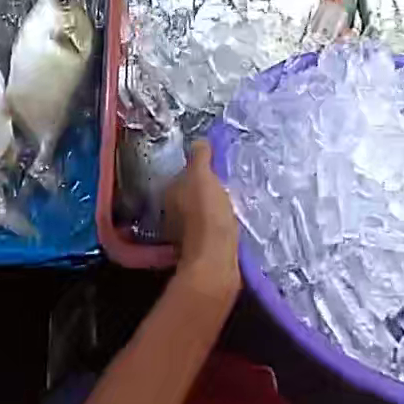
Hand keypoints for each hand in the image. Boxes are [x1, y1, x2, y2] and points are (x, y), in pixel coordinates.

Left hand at [164, 140, 239, 297]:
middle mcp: (172, 212)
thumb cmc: (207, 214)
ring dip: (212, 210)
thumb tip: (199, 141)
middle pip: (190, 195)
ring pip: (199, 214)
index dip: (199, 171)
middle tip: (227, 185)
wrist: (216, 262)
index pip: (183, 175)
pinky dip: (218, 227)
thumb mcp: (203, 176)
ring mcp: (185, 234)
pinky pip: (210, 231)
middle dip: (205, 191)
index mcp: (170, 192)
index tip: (216, 169)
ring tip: (232, 205)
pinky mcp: (200, 251)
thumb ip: (200, 157)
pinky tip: (231, 225)